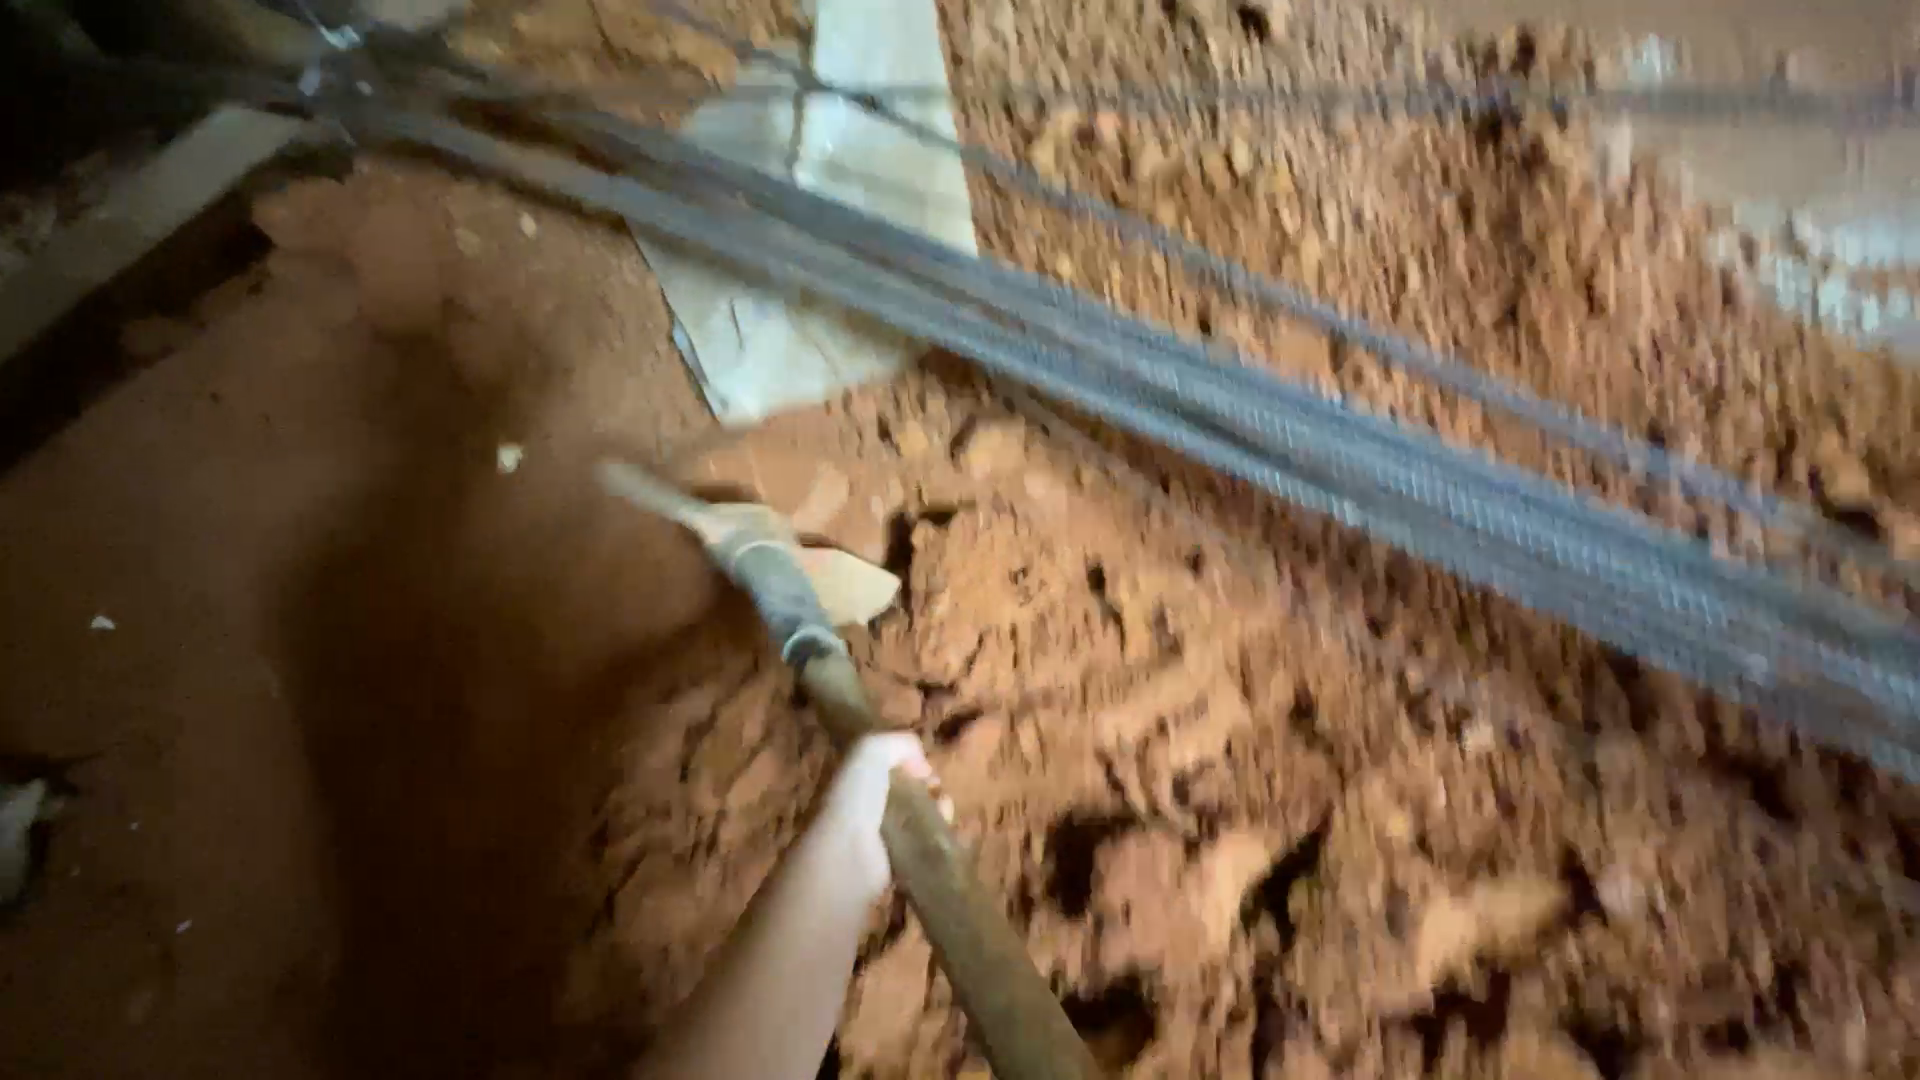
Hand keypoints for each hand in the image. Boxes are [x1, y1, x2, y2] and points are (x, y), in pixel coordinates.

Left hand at [804, 733, 949, 901]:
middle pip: (903, 791)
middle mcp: (863, 807)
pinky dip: (938, 835)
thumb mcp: (871, 750)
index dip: (906, 761)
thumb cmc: (854, 796)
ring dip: (936, 808)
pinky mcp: (896, 864)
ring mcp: (879, 838)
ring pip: (916, 818)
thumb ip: (899, 742)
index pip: (883, 766)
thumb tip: (922, 763)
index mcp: (851, 780)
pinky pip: (923, 845)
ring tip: (945, 806)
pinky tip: (945, 826)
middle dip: (925, 786)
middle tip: (937, 786)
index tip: (924, 764)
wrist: (847, 856)